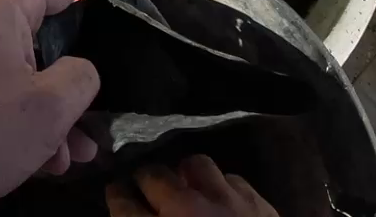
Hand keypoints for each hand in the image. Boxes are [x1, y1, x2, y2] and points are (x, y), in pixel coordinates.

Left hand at [0, 0, 100, 216]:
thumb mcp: (50, 106)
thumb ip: (82, 77)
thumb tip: (83, 71)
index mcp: (3, 12)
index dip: (89, 1)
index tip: (116, 28)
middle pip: (47, 38)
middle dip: (75, 79)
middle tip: (99, 108)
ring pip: (30, 78)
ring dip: (57, 114)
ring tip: (79, 152)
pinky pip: (9, 102)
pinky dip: (31, 126)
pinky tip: (52, 163)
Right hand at [107, 156, 279, 216]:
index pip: (123, 204)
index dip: (116, 197)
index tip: (116, 194)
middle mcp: (188, 210)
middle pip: (155, 175)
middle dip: (146, 180)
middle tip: (147, 191)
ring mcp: (225, 202)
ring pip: (195, 165)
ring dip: (187, 176)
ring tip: (187, 189)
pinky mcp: (258, 203)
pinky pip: (232, 179)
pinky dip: (223, 188)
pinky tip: (223, 202)